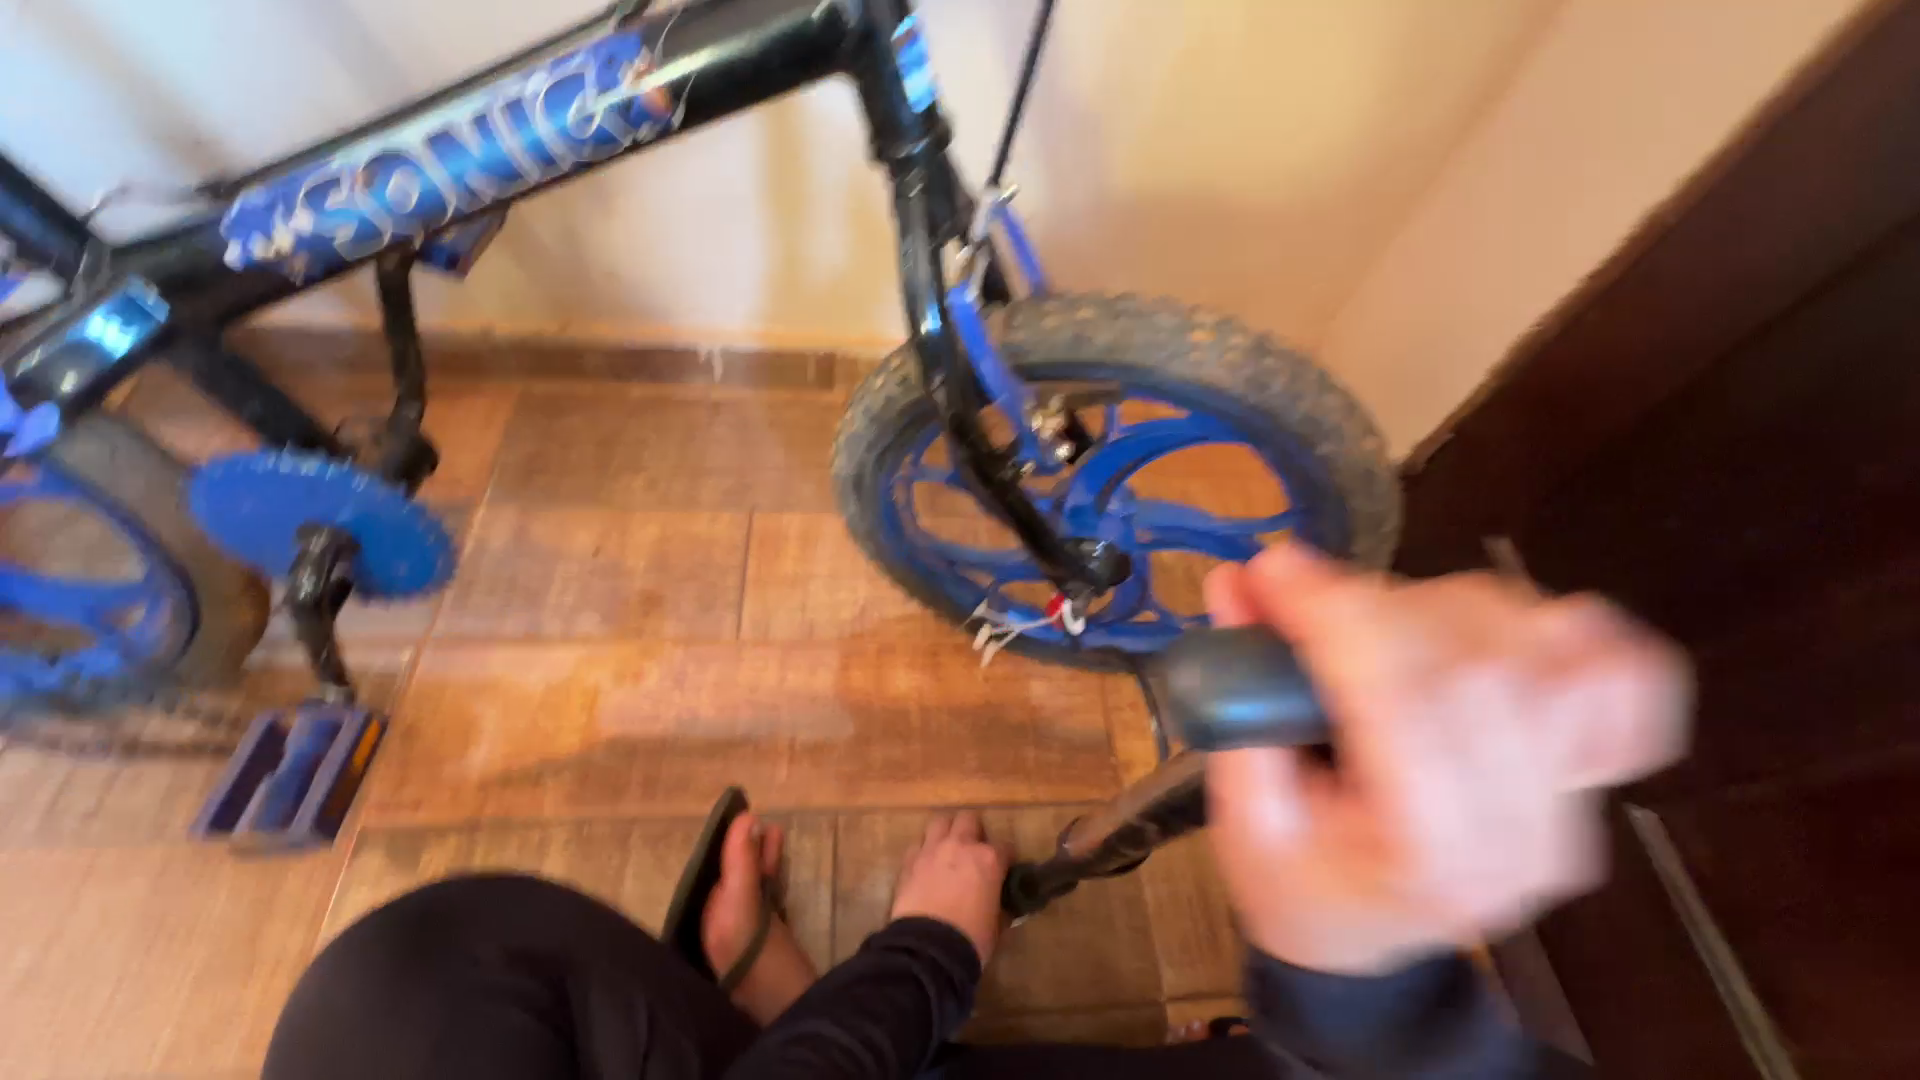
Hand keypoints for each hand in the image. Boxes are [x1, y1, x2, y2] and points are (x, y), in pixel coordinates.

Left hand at [890, 811, 1008, 967]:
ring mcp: (932, 850)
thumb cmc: (971, 940)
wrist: (928, 950)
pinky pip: (918, 845)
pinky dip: (924, 851)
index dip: (1005, 857)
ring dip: (946, 831)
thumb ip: (1001, 906)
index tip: (1004, 868)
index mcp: (989, 860)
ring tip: (948, 848)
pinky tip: (926, 865)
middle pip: (969, 819)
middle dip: (974, 830)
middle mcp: (961, 845)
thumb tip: (1002, 905)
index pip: (1005, 847)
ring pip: (940, 822)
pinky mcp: (910, 860)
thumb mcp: (996, 924)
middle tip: (974, 849)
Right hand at [1201, 541, 1690, 975]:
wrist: (1364, 939)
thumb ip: (1235, 699)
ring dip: (1441, 606)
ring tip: (1371, 623)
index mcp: (1426, 852)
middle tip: (1299, 595)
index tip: (1270, 565)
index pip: (1404, 700)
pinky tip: (1492, 633)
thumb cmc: (1290, 885)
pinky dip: (1560, 630)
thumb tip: (1231, 583)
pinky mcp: (1593, 775)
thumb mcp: (1239, 814)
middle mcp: (1523, 825)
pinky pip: (1624, 676)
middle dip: (1371, 603)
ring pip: (1542, 648)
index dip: (1335, 615)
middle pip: (1476, 663)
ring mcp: (1574, 800)